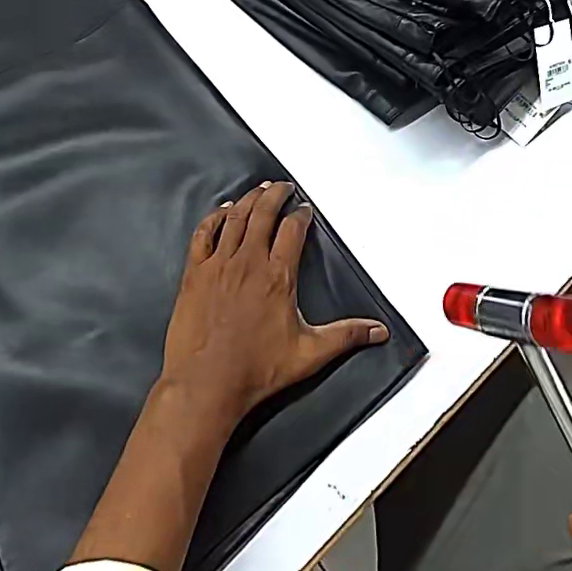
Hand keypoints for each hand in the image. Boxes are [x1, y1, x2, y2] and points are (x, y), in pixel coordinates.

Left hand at [158, 182, 389, 426]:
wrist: (206, 384)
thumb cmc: (255, 370)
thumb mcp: (309, 354)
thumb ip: (345, 336)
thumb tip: (376, 331)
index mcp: (277, 276)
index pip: (292, 230)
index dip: (300, 215)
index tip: (304, 210)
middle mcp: (248, 263)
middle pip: (263, 213)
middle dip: (275, 194)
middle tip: (282, 186)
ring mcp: (219, 265)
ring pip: (235, 218)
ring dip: (248, 199)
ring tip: (258, 190)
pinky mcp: (195, 273)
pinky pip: (204, 234)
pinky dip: (214, 218)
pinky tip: (221, 211)